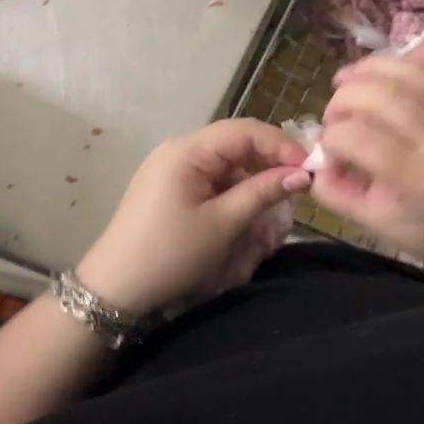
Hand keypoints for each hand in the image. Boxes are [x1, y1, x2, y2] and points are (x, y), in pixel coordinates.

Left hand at [76, 119, 310, 314]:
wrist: (114, 292)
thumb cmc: (169, 254)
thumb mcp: (223, 224)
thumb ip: (263, 192)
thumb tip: (302, 174)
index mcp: (186, 151)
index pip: (245, 131)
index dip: (280, 145)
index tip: (309, 169)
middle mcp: (179, 151)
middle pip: (238, 147)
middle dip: (269, 169)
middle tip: (297, 193)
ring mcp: (173, 171)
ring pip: (229, 168)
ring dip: (255, 189)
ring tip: (273, 219)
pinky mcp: (172, 191)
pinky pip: (214, 184)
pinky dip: (235, 200)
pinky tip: (249, 223)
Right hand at [311, 50, 423, 266]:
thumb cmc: (423, 228)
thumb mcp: (371, 223)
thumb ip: (336, 191)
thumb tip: (317, 157)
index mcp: (414, 177)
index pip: (360, 138)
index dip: (332, 136)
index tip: (328, 147)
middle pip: (383, 97)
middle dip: (344, 99)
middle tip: (333, 115)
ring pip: (412, 72)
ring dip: (371, 68)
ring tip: (348, 80)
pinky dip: (419, 55)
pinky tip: (395, 65)